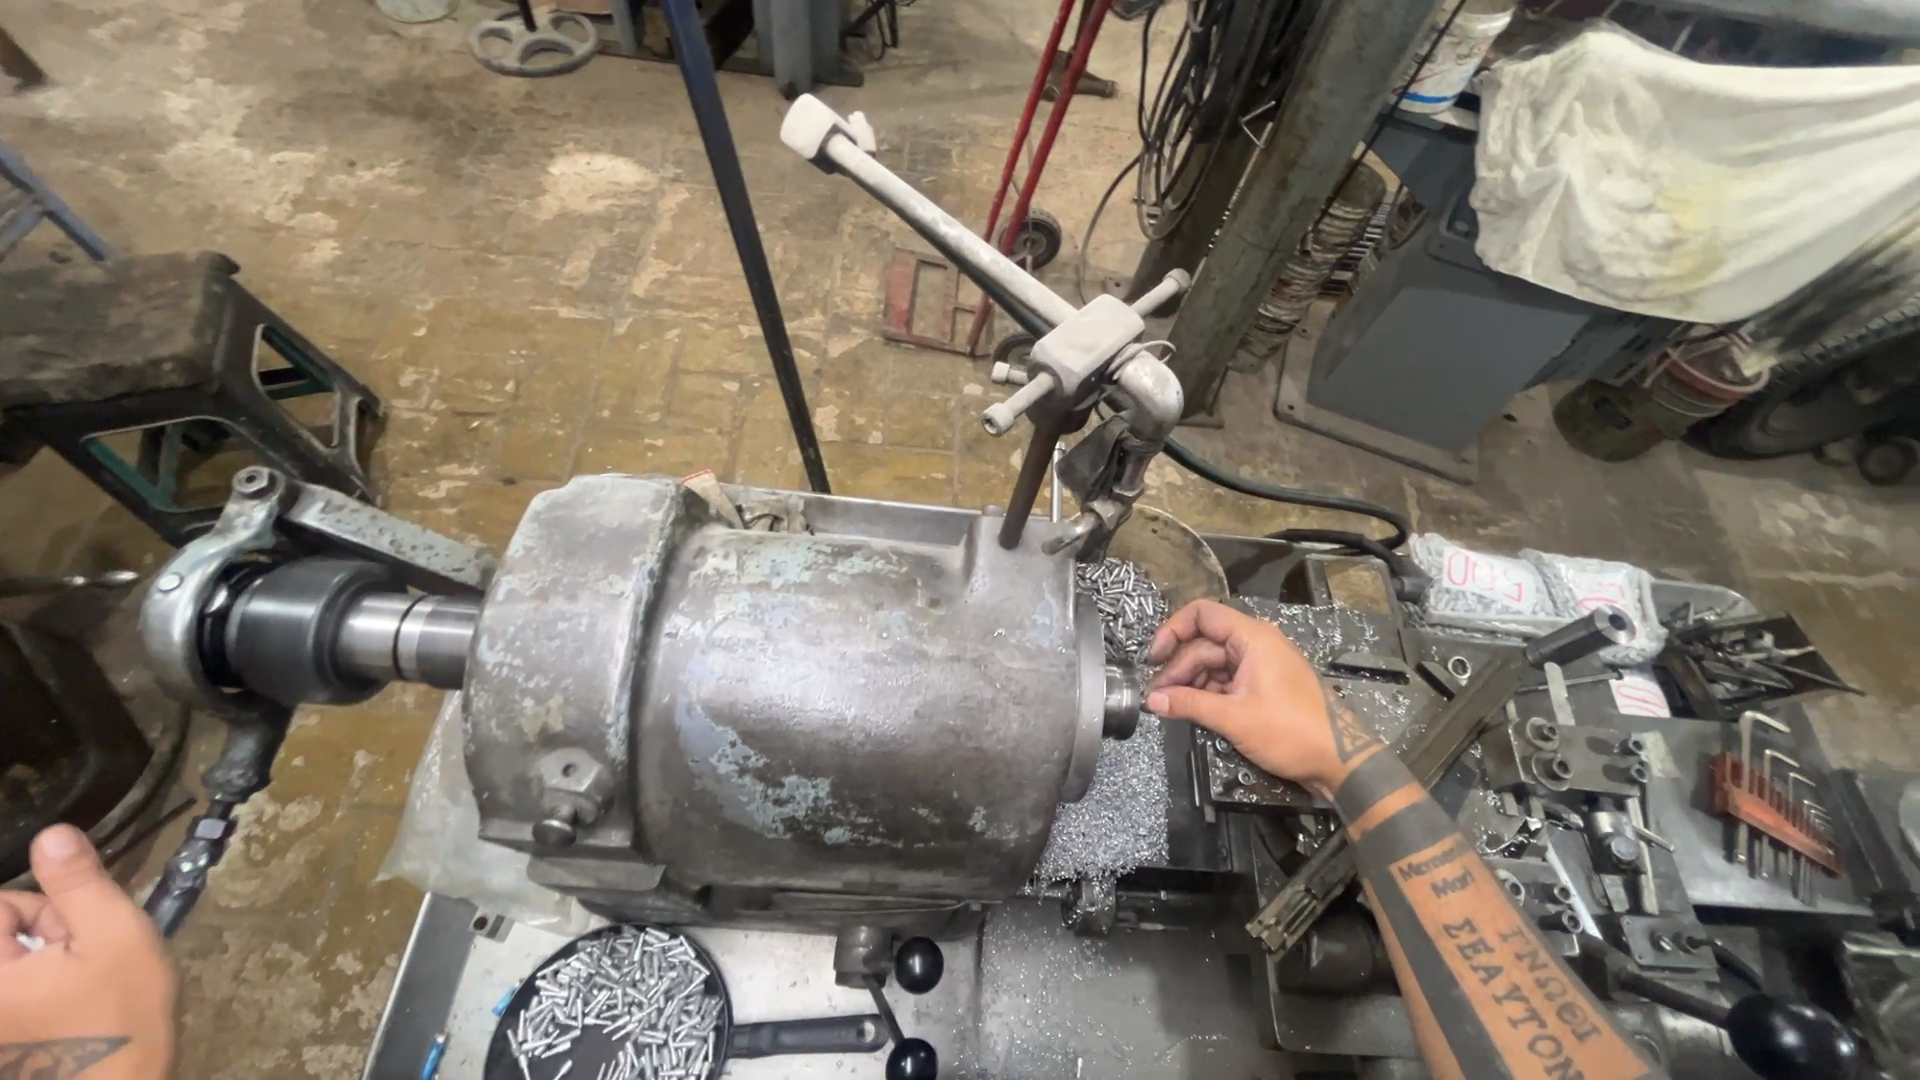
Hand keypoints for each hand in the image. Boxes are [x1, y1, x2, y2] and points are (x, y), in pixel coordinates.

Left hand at [0, 825, 174, 1079]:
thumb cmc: (118, 1005)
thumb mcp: (113, 934)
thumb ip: (78, 883)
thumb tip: (53, 834)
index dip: (45, 907)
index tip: (78, 931)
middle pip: (0, 932)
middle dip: (45, 934)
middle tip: (87, 958)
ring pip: (11, 958)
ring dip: (44, 960)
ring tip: (83, 983)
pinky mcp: (8, 1031)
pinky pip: (20, 984)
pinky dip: (40, 985)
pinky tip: (68, 1003)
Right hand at [1145, 600, 1379, 795]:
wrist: (1341, 763)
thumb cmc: (1291, 732)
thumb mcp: (1234, 718)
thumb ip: (1188, 705)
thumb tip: (1150, 701)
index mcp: (1252, 638)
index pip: (1203, 614)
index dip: (1172, 630)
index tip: (1153, 657)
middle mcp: (1255, 645)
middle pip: (1203, 644)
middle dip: (1177, 668)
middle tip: (1155, 696)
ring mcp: (1260, 666)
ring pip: (1212, 665)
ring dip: (1189, 684)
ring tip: (1168, 707)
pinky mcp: (1263, 686)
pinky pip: (1226, 681)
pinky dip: (1206, 693)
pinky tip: (1190, 710)